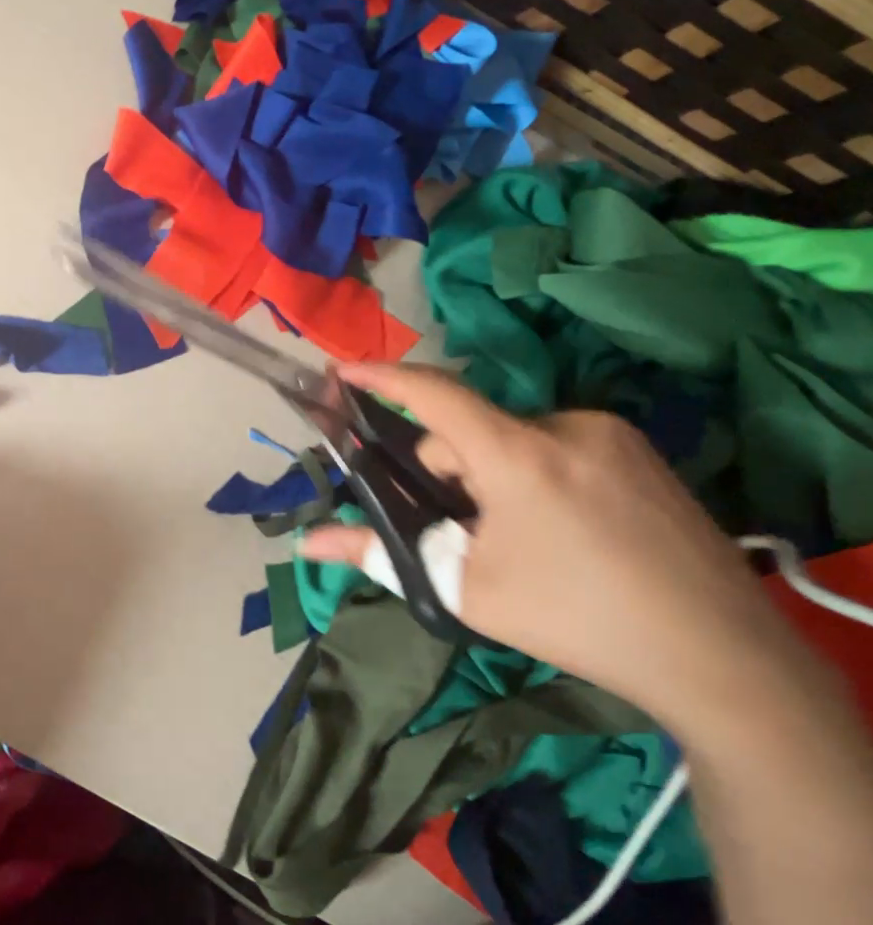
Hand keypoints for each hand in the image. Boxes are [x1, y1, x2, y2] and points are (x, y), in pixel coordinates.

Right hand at [299, 363, 805, 730]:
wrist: (719, 656)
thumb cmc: (573, 617)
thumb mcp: (463, 588)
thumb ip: (378, 555)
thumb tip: (307, 544)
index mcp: (516, 454)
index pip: (434, 394)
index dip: (382, 377)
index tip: (342, 371)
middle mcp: (566, 428)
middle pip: (472, 429)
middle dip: (448, 468)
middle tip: (460, 529)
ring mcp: (614, 439)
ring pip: (516, 440)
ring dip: (493, 473)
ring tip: (518, 537)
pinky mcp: (647, 457)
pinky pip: (561, 448)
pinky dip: (537, 475)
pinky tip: (565, 531)